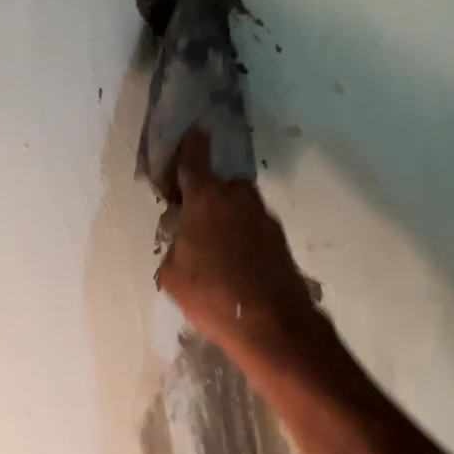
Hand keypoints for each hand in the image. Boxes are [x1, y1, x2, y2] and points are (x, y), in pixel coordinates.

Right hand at [154, 129, 319, 350]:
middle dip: (210, 199)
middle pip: (220, 188)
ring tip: (218, 256)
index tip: (195, 130)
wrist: (271, 323)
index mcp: (206, 198)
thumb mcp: (172, 272)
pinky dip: (245, 241)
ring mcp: (264, 217)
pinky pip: (254, 231)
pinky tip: (238, 269)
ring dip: (229, 222)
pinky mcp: (281, 240)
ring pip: (240, 210)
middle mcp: (238, 198)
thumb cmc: (211, 293)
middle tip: (197, 225)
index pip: (195, 160)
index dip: (192, 145)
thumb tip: (183, 238)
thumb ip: (175, 244)